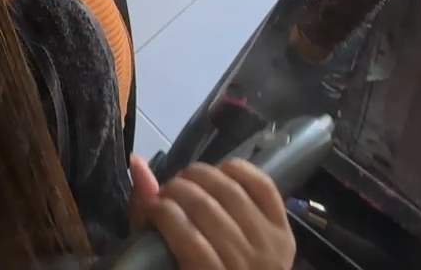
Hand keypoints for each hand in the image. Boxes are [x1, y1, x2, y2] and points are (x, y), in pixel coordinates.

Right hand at [128, 156, 293, 269]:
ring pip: (230, 193)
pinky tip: (219, 172)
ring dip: (199, 176)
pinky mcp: (284, 229)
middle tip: (166, 194)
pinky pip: (262, 185)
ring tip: (187, 182)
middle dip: (176, 191)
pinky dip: (237, 169)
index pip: (190, 241)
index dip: (162, 213)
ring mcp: (271, 247)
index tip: (151, 207)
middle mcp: (251, 267)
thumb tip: (136, 162)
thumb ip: (146, 219)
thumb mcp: (166, 261)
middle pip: (207, 211)